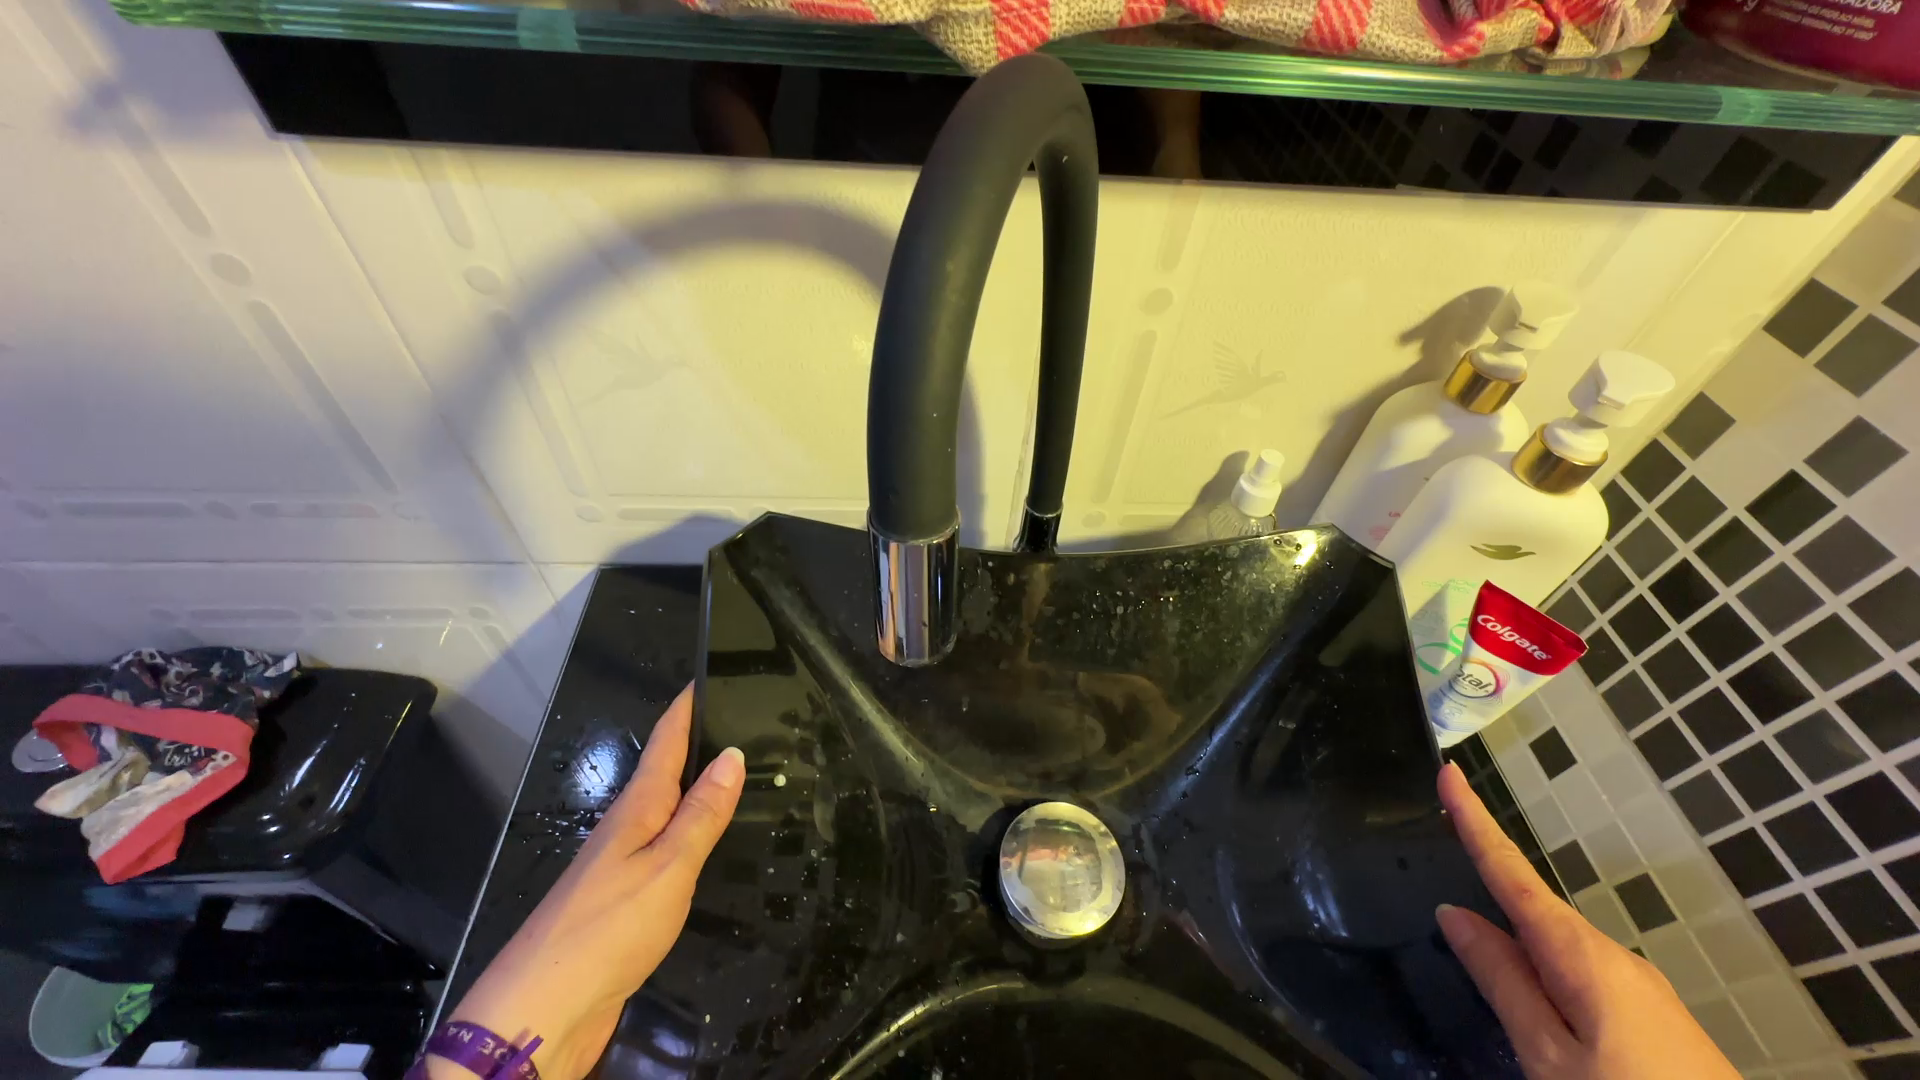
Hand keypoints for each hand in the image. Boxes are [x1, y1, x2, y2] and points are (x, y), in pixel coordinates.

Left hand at [440, 685, 743, 1079]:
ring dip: (696, 788)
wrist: (542, 1013)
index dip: (685, 709)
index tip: (706, 674)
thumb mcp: (668, 867)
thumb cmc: (608, 929)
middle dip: (698, 743)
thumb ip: (702, 814)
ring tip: (735, 771)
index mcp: (636, 811)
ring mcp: (622, 867)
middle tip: (740, 719)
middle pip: (666, 774)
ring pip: (667, 813)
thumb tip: (734, 755)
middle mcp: (626, 830)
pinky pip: (666, 851)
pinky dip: (691, 833)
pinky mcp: (624, 904)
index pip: (665, 744)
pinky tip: (707, 840)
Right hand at [1435, 762, 1737, 1079]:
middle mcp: (1612, 956)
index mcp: (1580, 954)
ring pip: (1556, 946)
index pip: (1510, 872)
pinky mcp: (1654, 1018)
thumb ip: (1502, 981)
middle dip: (1488, 883)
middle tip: (1443, 866)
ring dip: (1515, 937)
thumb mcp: (1549, 1056)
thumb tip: (1455, 914)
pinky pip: (1581, 973)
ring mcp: (1639, 988)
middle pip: (1532, 908)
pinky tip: (1535, 999)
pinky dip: (1544, 966)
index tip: (1449, 771)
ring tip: (1478, 952)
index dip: (1474, 821)